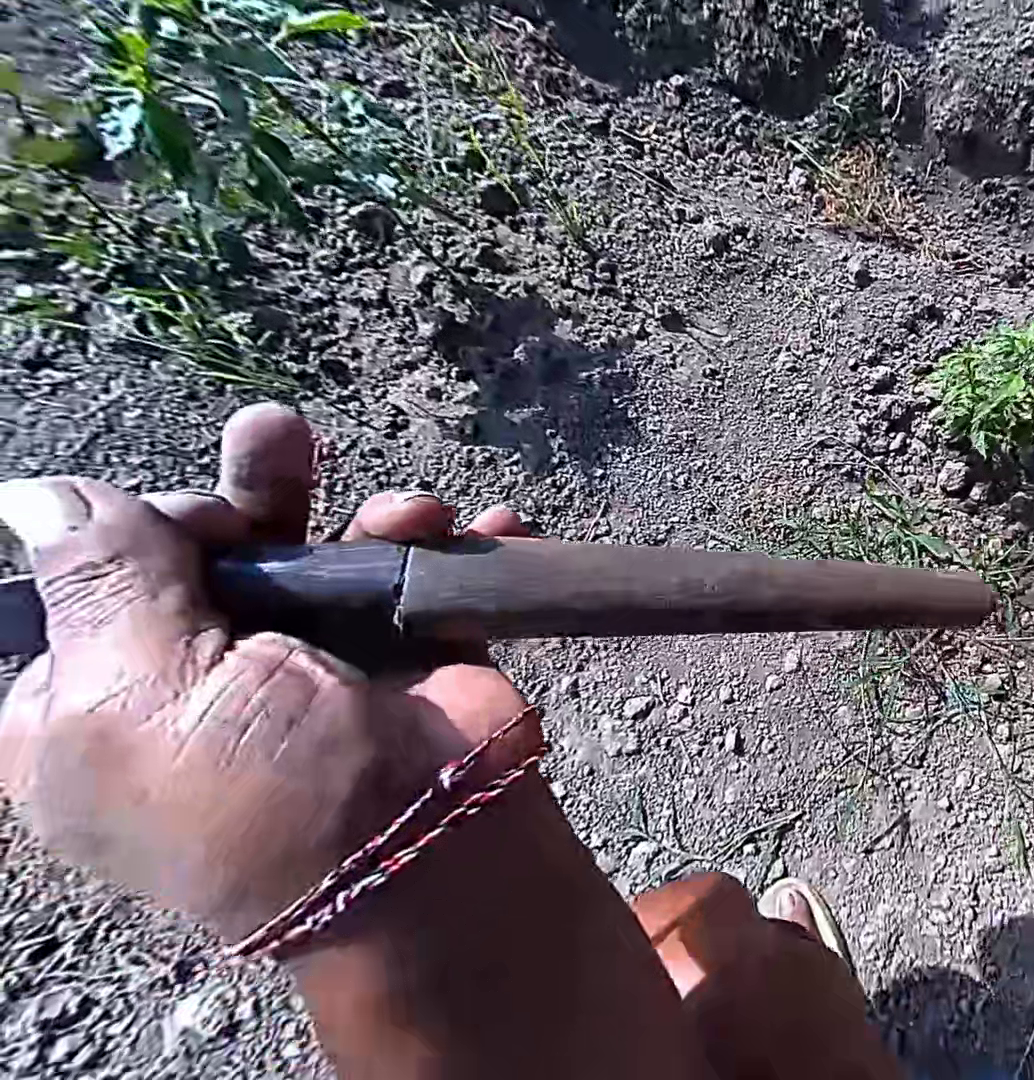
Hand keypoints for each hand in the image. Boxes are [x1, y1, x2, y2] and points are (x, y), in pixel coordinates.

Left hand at [0, 404, 536, 943]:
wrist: (427, 834)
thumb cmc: (261, 783)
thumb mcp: (144, 692)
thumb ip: (103, 586)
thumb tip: (39, 493)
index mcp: (113, 692)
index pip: (101, 580)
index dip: (146, 528)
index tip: (199, 519)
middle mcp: (223, 665)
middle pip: (232, 550)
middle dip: (262, 487)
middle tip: (282, 433)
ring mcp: (335, 654)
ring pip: (343, 557)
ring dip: (384, 518)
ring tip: (424, 510)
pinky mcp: (423, 647)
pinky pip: (436, 582)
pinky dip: (466, 549)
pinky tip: (496, 525)